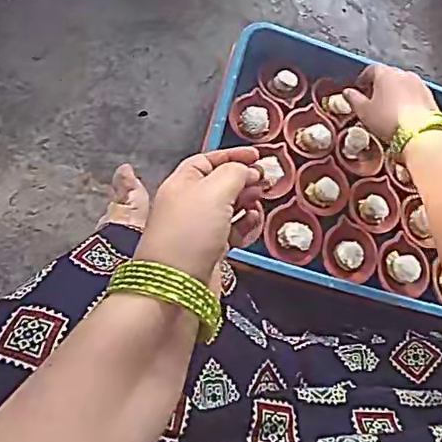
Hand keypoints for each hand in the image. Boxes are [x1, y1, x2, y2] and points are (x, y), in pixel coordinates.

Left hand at [133, 148, 262, 292]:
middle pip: (221, 183)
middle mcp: (188, 204)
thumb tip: (248, 171)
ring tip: (259, 202)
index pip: (208, 159)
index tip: (257, 155)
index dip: (233, 155)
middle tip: (265, 180)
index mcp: (182, 182)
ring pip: (229, 207)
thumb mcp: (215, 190)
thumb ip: (235, 172)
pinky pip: (232, 231)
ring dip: (247, 202)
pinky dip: (245, 226)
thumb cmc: (189, 234)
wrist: (177, 286)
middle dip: (244, 179)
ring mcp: (199, 228)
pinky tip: (253, 223)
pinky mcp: (210, 250)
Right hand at [342, 64, 440, 145]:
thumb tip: (348, 93)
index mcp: (385, 73)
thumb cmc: (389, 120)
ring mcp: (419, 85)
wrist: (420, 133)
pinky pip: (414, 95)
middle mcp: (404, 74)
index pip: (371, 69)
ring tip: (388, 109)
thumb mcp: (364, 111)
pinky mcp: (430, 97)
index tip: (360, 87)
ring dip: (395, 93)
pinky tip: (403, 115)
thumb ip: (353, 99)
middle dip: (380, 86)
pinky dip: (408, 101)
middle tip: (373, 100)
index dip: (364, 79)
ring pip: (403, 85)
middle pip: (389, 76)